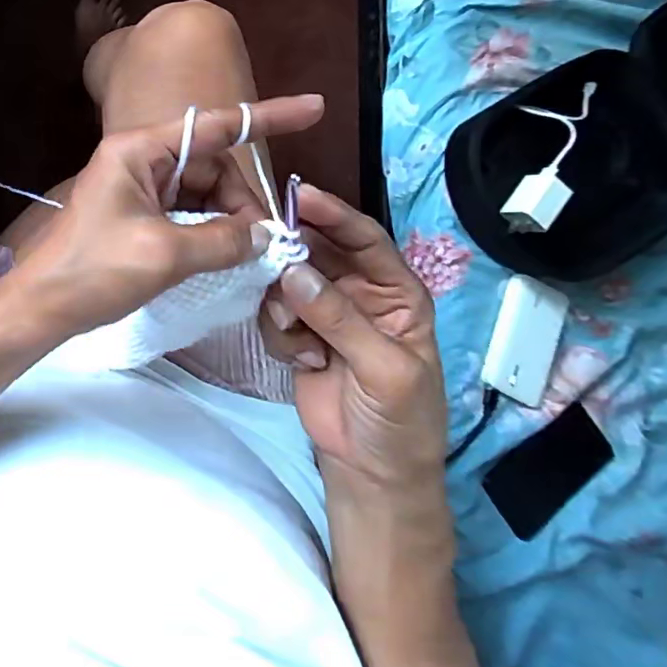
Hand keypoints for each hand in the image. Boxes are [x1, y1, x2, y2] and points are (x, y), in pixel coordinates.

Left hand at [3, 95, 326, 343]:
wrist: (41, 305)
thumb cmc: (94, 270)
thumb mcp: (164, 254)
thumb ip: (223, 240)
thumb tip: (265, 234)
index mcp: (138, 150)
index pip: (214, 126)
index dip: (266, 115)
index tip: (316, 107)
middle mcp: (138, 159)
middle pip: (210, 165)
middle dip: (241, 199)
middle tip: (263, 240)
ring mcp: (136, 187)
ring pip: (201, 192)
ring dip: (226, 219)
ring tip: (243, 253)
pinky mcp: (135, 213)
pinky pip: (184, 211)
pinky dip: (207, 230)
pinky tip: (222, 254)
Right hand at [259, 184, 448, 497]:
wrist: (370, 471)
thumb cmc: (401, 420)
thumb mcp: (385, 369)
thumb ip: (340, 318)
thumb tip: (292, 271)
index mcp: (395, 291)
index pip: (364, 239)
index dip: (334, 214)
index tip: (297, 196)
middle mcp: (356, 292)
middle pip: (316, 252)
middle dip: (292, 256)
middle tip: (265, 255)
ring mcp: (322, 312)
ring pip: (285, 280)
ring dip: (283, 304)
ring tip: (299, 339)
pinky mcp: (295, 332)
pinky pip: (272, 311)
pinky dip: (278, 331)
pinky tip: (299, 358)